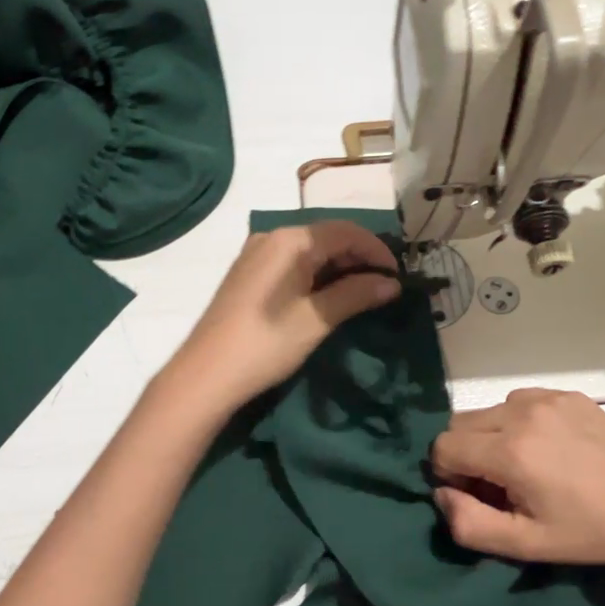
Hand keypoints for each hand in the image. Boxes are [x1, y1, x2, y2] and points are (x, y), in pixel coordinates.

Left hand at [166, 220, 401, 409]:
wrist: (206, 374)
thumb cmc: (265, 344)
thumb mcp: (316, 319)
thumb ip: (356, 294)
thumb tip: (391, 284)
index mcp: (290, 240)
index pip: (346, 231)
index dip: (376, 251)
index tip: (398, 276)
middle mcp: (272, 237)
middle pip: (327, 237)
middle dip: (359, 259)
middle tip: (385, 287)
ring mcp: (256, 255)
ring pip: (310, 251)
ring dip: (339, 269)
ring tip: (364, 294)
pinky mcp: (249, 275)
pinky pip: (293, 264)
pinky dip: (317, 276)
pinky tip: (330, 297)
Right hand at [431, 389, 604, 579]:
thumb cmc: (587, 533)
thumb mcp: (523, 544)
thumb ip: (468, 523)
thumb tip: (441, 493)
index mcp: (510, 451)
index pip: (443, 447)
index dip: (450, 475)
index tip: (479, 496)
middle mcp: (523, 412)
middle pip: (460, 424)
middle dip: (466, 453)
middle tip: (499, 484)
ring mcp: (548, 398)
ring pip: (489, 411)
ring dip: (492, 436)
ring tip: (525, 466)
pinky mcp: (569, 395)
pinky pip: (521, 402)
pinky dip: (520, 423)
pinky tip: (550, 450)